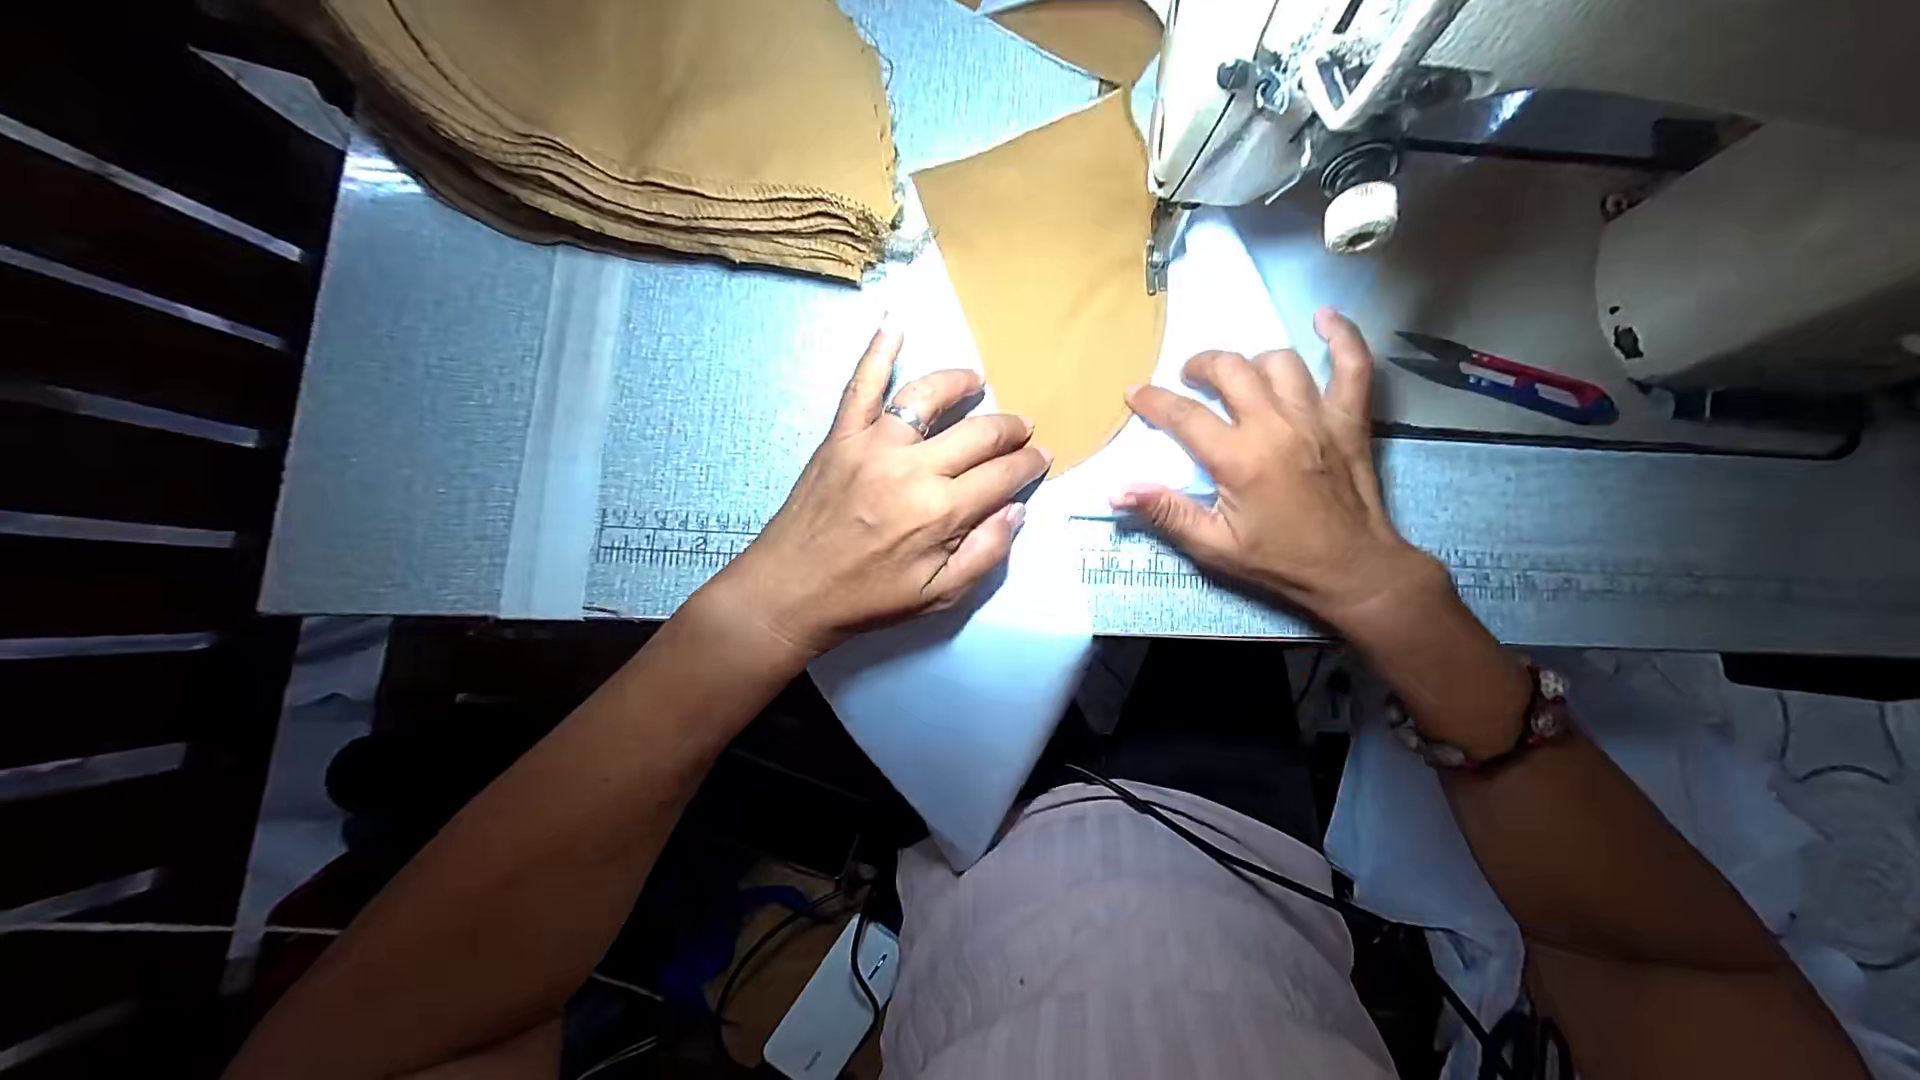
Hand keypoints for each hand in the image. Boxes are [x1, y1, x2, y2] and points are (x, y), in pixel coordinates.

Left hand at [705, 325, 1050, 658]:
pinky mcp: (840, 437)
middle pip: (978, 433)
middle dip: (1011, 428)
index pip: (1003, 475)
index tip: (1042, 458)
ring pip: (927, 397)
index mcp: (940, 512)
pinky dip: (877, 352)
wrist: (791, 590)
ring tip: (979, 382)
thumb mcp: (938, 596)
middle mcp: (912, 469)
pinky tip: (894, 325)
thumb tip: (1017, 508)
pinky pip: (860, 386)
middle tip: (1022, 429)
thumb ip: (986, 553)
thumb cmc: (867, 599)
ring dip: (961, 384)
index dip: (1030, 464)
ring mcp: (872, 445)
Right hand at [1112, 307, 1443, 632]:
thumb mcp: (1213, 545)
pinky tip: (1325, 318)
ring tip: (1238, 376)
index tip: (1135, 393)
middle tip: (1187, 379)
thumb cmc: (1278, 560)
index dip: (1153, 401)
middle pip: (1231, 371)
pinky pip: (1353, 364)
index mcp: (1239, 458)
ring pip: (1279, 362)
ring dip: (1251, 362)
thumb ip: (1166, 512)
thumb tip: (1117, 492)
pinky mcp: (1350, 418)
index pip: (1184, 415)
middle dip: (1200, 366)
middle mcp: (1276, 425)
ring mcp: (1317, 416)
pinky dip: (1341, 336)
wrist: (1353, 570)